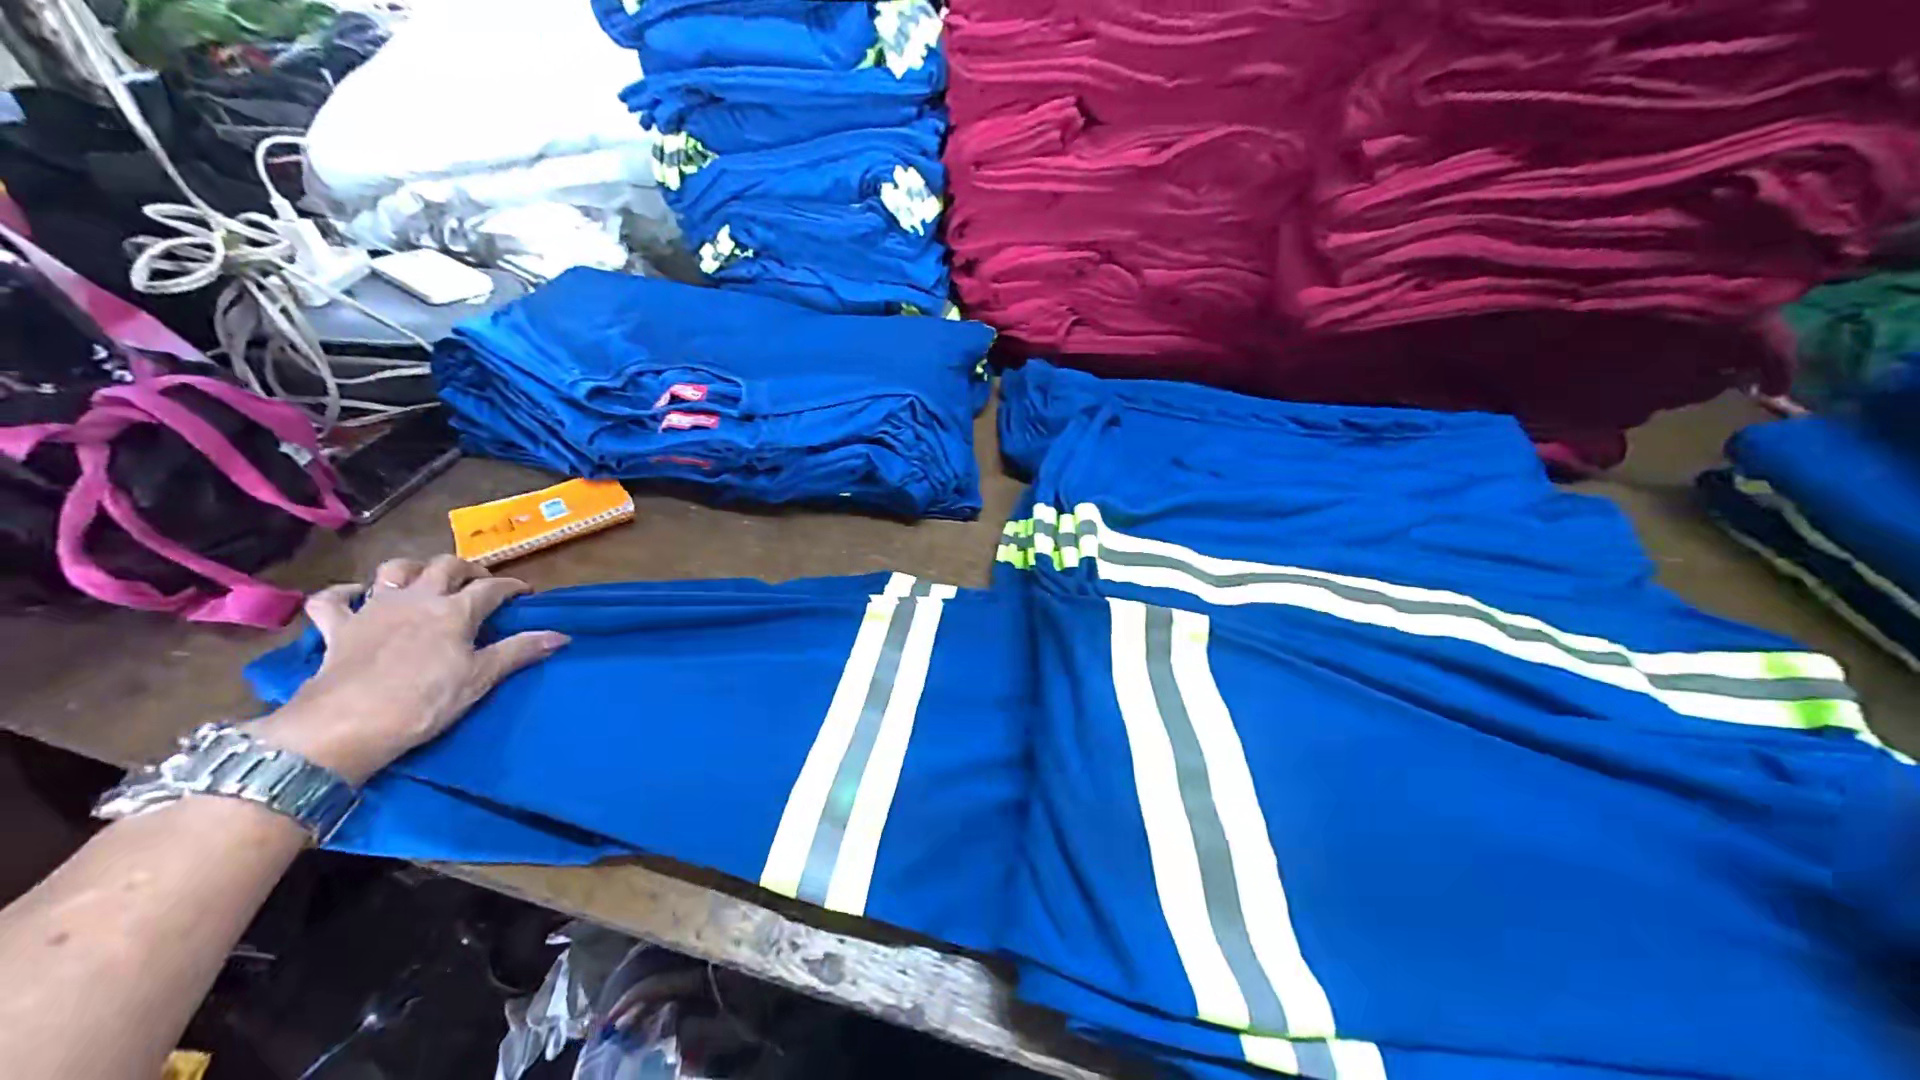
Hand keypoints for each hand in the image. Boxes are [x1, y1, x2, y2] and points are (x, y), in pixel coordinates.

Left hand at [252, 555, 568, 783]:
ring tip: (426, 580)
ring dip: (414, 568)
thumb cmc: (423, 702)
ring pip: (394, 569)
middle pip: (445, 565)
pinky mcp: (338, 628)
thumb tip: (561, 635)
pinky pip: (332, 600)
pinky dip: (343, 593)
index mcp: (455, 610)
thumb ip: (519, 651)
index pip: (492, 588)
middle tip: (480, 583)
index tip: (525, 594)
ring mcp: (374, 609)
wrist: (345, 724)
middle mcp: (417, 598)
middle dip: (467, 569)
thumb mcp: (480, 678)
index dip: (512, 587)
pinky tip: (355, 596)